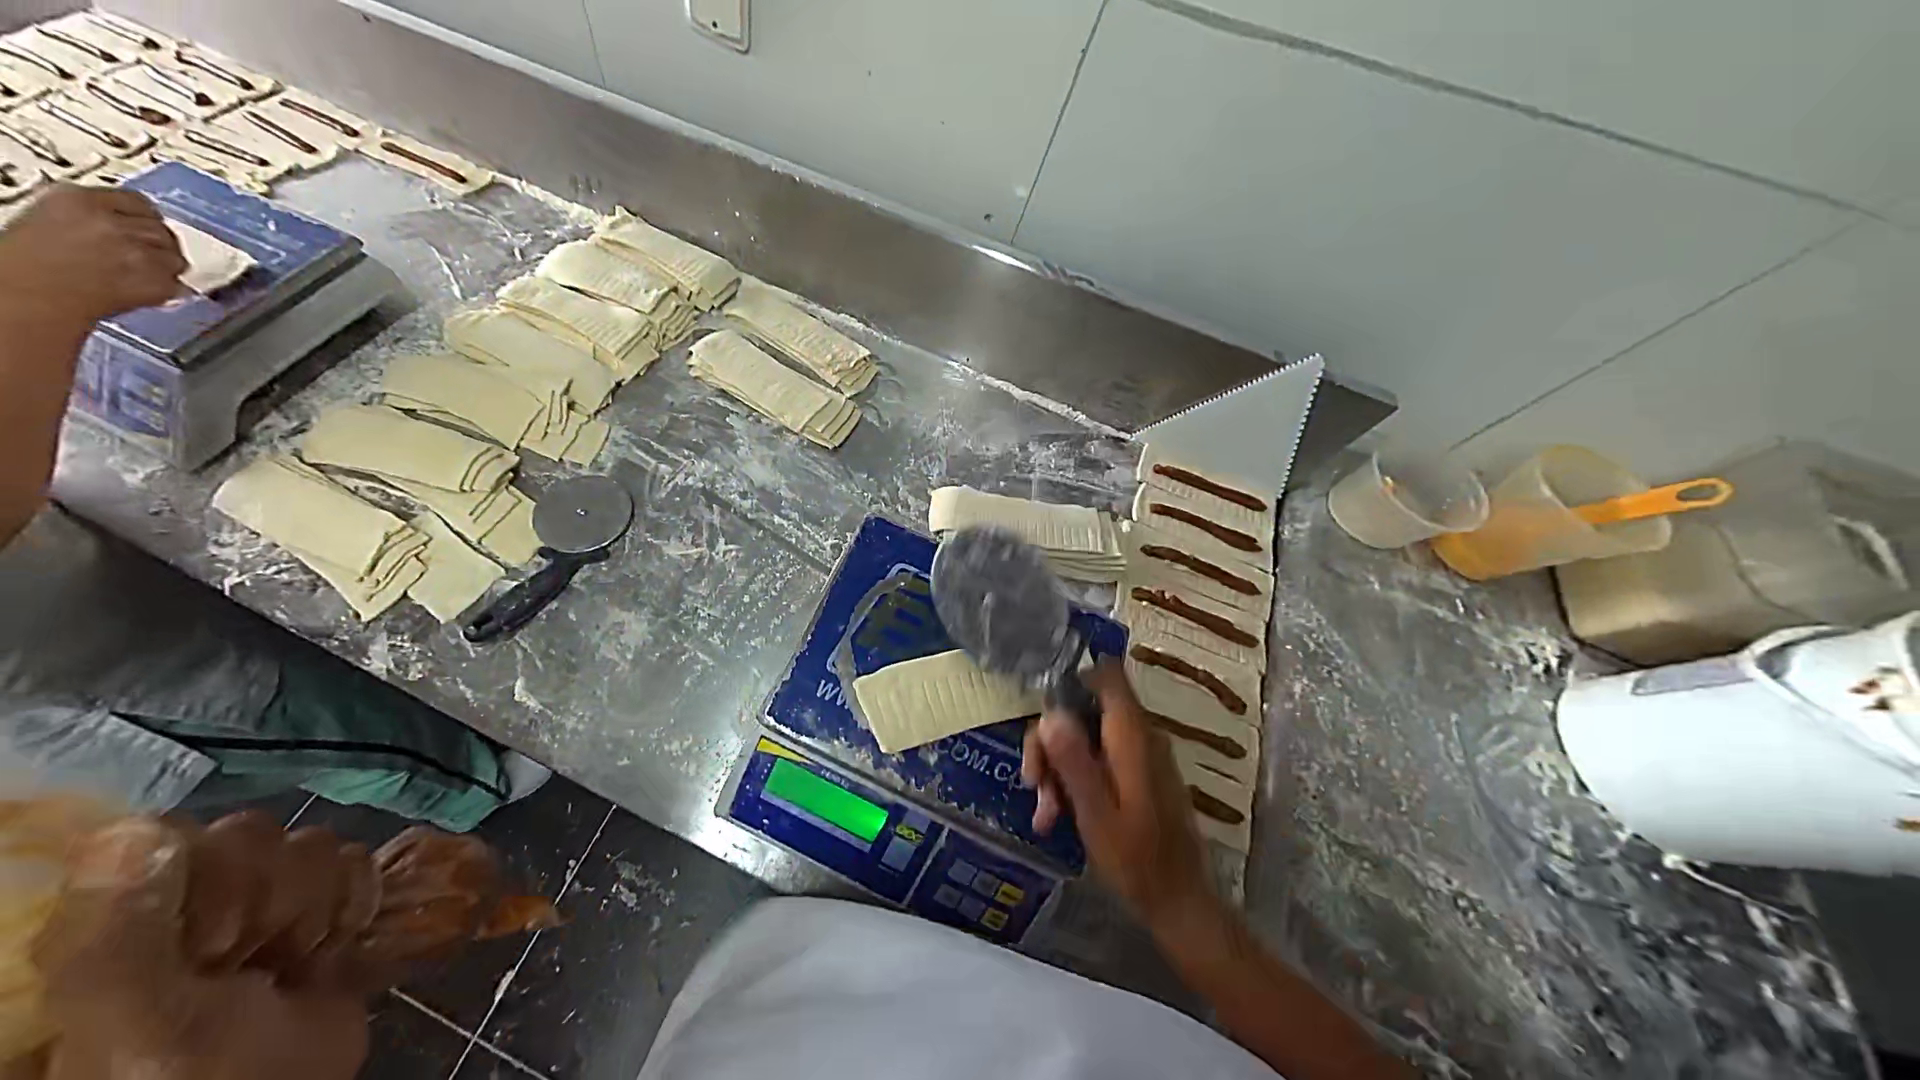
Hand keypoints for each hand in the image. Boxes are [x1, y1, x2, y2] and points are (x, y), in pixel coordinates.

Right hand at [0, 186, 185, 325]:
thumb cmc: (27, 262)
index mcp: (78, 199)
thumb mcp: (51, 218)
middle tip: (140, 256)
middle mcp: (113, 223)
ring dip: (164, 267)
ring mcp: (139, 253)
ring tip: (133, 274)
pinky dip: (165, 289)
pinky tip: (138, 290)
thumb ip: (94, 214)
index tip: (144, 225)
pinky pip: (178, 285)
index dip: (144, 217)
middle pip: (162, 230)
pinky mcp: (158, 282)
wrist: (28, 295)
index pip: (138, 201)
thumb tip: (125, 219)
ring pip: (176, 258)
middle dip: (156, 244)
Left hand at [31, 816, 375, 1079]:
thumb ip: (115, 941)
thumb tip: (133, 830)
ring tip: (288, 961)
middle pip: (245, 834)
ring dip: (314, 906)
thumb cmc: (190, 1078)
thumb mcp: (135, 1026)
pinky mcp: (318, 903)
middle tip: (241, 962)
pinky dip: (355, 900)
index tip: (204, 944)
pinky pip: (353, 857)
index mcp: (104, 921)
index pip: (161, 836)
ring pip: (307, 842)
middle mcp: (176, 900)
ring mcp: (254, 901)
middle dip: (265, 898)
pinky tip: (330, 945)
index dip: (198, 876)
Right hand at [1023, 662, 1213, 926]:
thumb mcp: (1095, 812)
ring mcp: (1141, 757)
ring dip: (1059, 769)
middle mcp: (1140, 736)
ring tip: (1045, 814)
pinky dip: (1076, 782)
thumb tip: (1049, 713)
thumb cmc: (1137, 861)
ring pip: (1087, 739)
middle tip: (1032, 783)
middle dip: (1052, 742)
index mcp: (1132, 736)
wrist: (1180, 904)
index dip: (1071, 682)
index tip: (1042, 716)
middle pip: (1084, 711)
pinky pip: (1100, 761)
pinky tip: (1057, 817)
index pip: (1106, 676)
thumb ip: (1073, 760)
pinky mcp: (1139, 777)